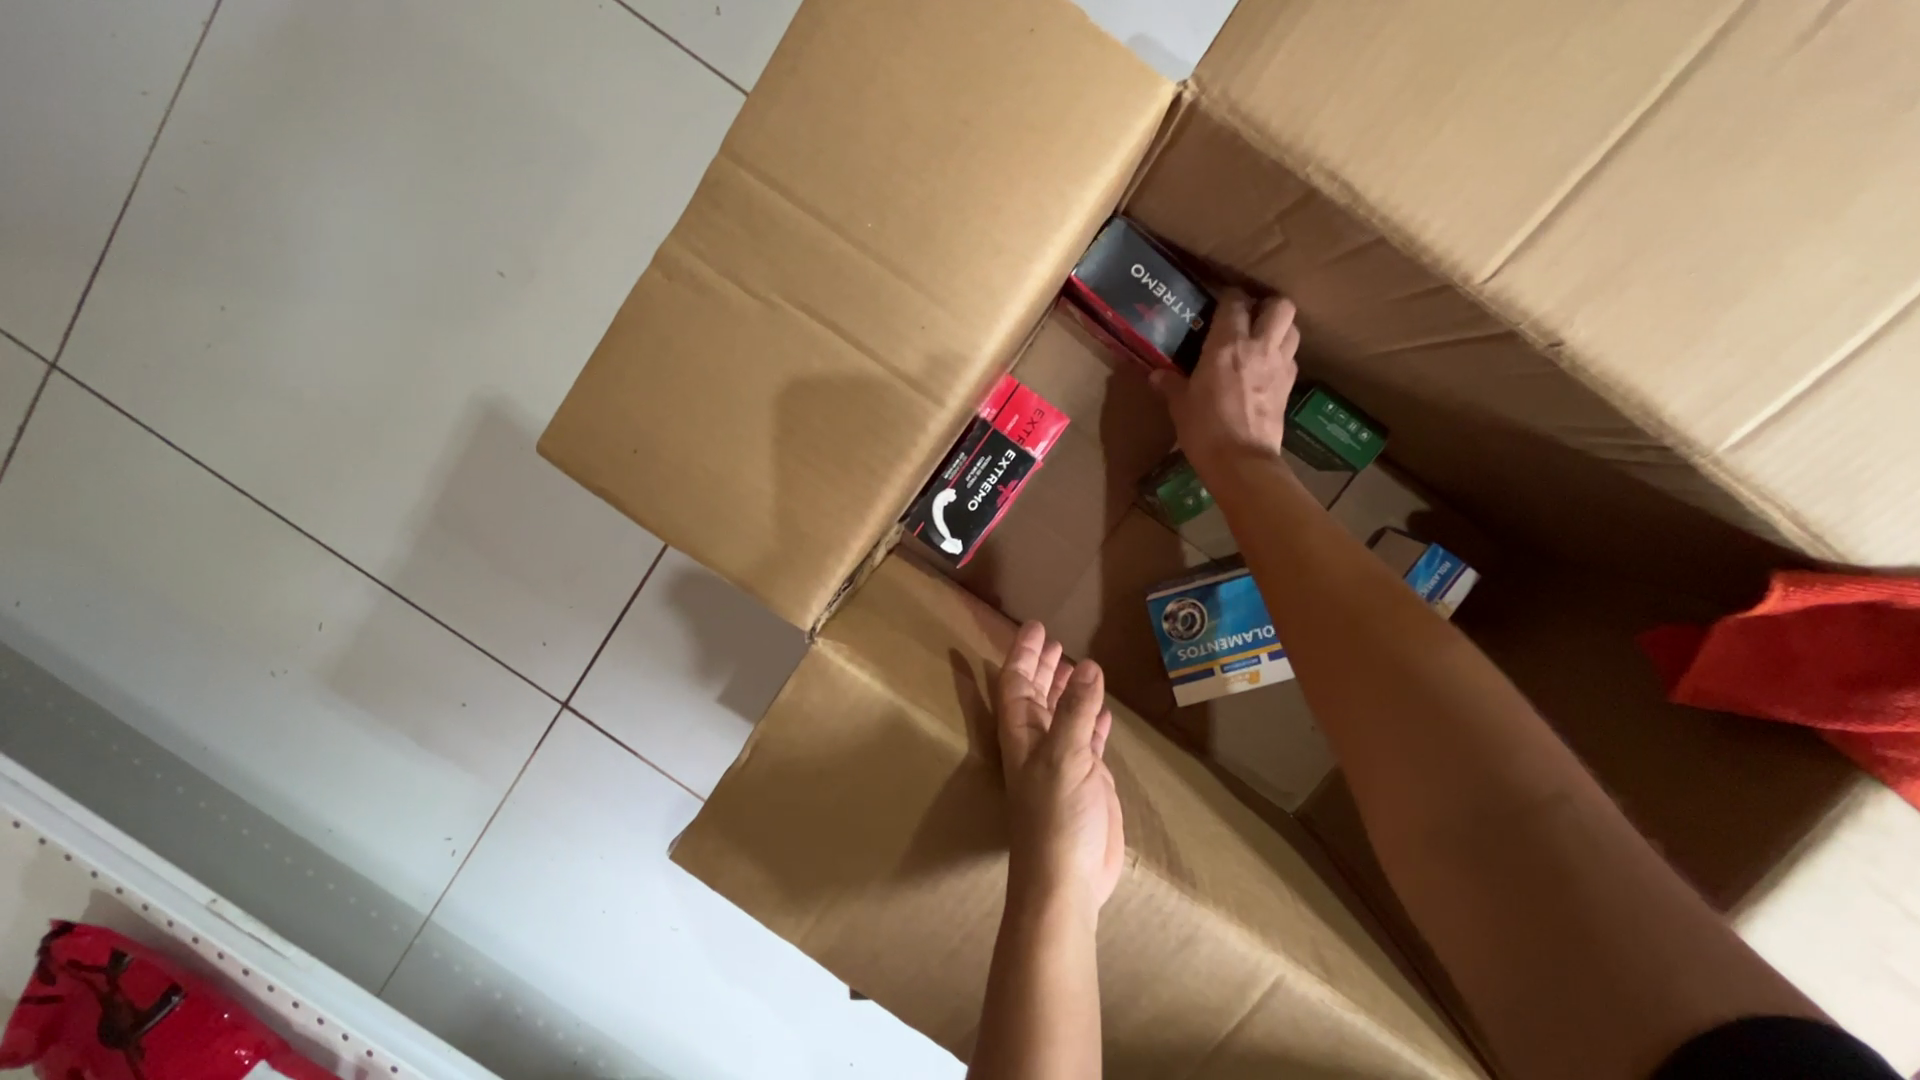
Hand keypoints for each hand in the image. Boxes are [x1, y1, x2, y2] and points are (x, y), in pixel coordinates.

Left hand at [995, 622, 1123, 912]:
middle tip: (1055, 639)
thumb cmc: (1055, 817)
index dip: (1023, 655)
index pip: (1016, 685)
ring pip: (1063, 714)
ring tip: (1079, 664)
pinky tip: (1104, 708)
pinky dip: (1094, 721)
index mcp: (1022, 735)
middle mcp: (1039, 744)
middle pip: (1037, 695)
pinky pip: (1089, 739)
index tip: (1035, 627)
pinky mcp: (1089, 780)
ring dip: (1068, 690)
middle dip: (1043, 667)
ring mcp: (1064, 762)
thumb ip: (1075, 712)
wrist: (1067, 879)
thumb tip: (1087, 666)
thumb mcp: (1064, 757)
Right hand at [1150, 290, 1300, 474]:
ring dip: (1280, 329)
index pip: (1234, 302)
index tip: (1220, 300)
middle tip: (1250, 316)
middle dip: (1267, 305)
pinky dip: (1282, 358)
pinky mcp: (1289, 387)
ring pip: (1293, 329)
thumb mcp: (1180, 405)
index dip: (1229, 296)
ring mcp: (1279, 366)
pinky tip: (1266, 370)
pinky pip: (1291, 360)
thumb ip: (1170, 384)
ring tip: (1262, 340)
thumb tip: (1156, 375)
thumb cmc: (1205, 429)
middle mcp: (1259, 347)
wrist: (1241, 462)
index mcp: (1227, 344)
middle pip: (1280, 306)